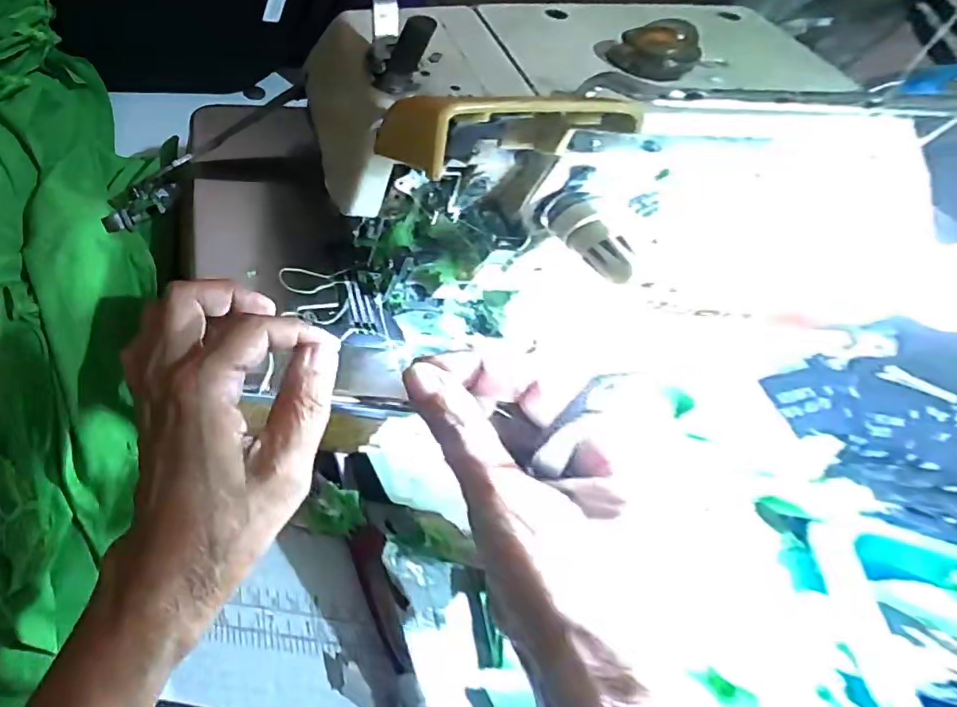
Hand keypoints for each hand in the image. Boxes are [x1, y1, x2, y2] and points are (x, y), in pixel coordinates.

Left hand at [31, 280, 338, 706]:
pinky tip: (202, 349)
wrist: (171, 555)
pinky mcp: (138, 391)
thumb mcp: (284, 471)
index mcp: (201, 385)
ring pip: (159, 310)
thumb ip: (304, 404)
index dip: (291, 329)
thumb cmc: (232, 523)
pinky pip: (147, 338)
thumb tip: (320, 351)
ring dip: (199, 305)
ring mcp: (144, 378)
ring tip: (240, 325)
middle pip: (185, 297)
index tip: (321, 343)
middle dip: (230, 294)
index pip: (249, 330)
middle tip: (268, 315)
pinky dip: (173, 328)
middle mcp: (165, 370)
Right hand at [403, 353, 698, 706]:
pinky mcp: (567, 507)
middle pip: (538, 397)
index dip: (486, 364)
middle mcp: (615, 460)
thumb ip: (458, 428)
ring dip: (474, 411)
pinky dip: (484, 442)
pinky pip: (523, 455)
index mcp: (622, 452)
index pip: (548, 376)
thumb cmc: (559, 590)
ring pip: (525, 425)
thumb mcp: (500, 499)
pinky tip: (451, 440)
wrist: (592, 683)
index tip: (430, 370)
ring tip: (428, 406)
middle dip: (475, 384)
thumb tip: (418, 370)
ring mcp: (592, 486)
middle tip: (422, 384)